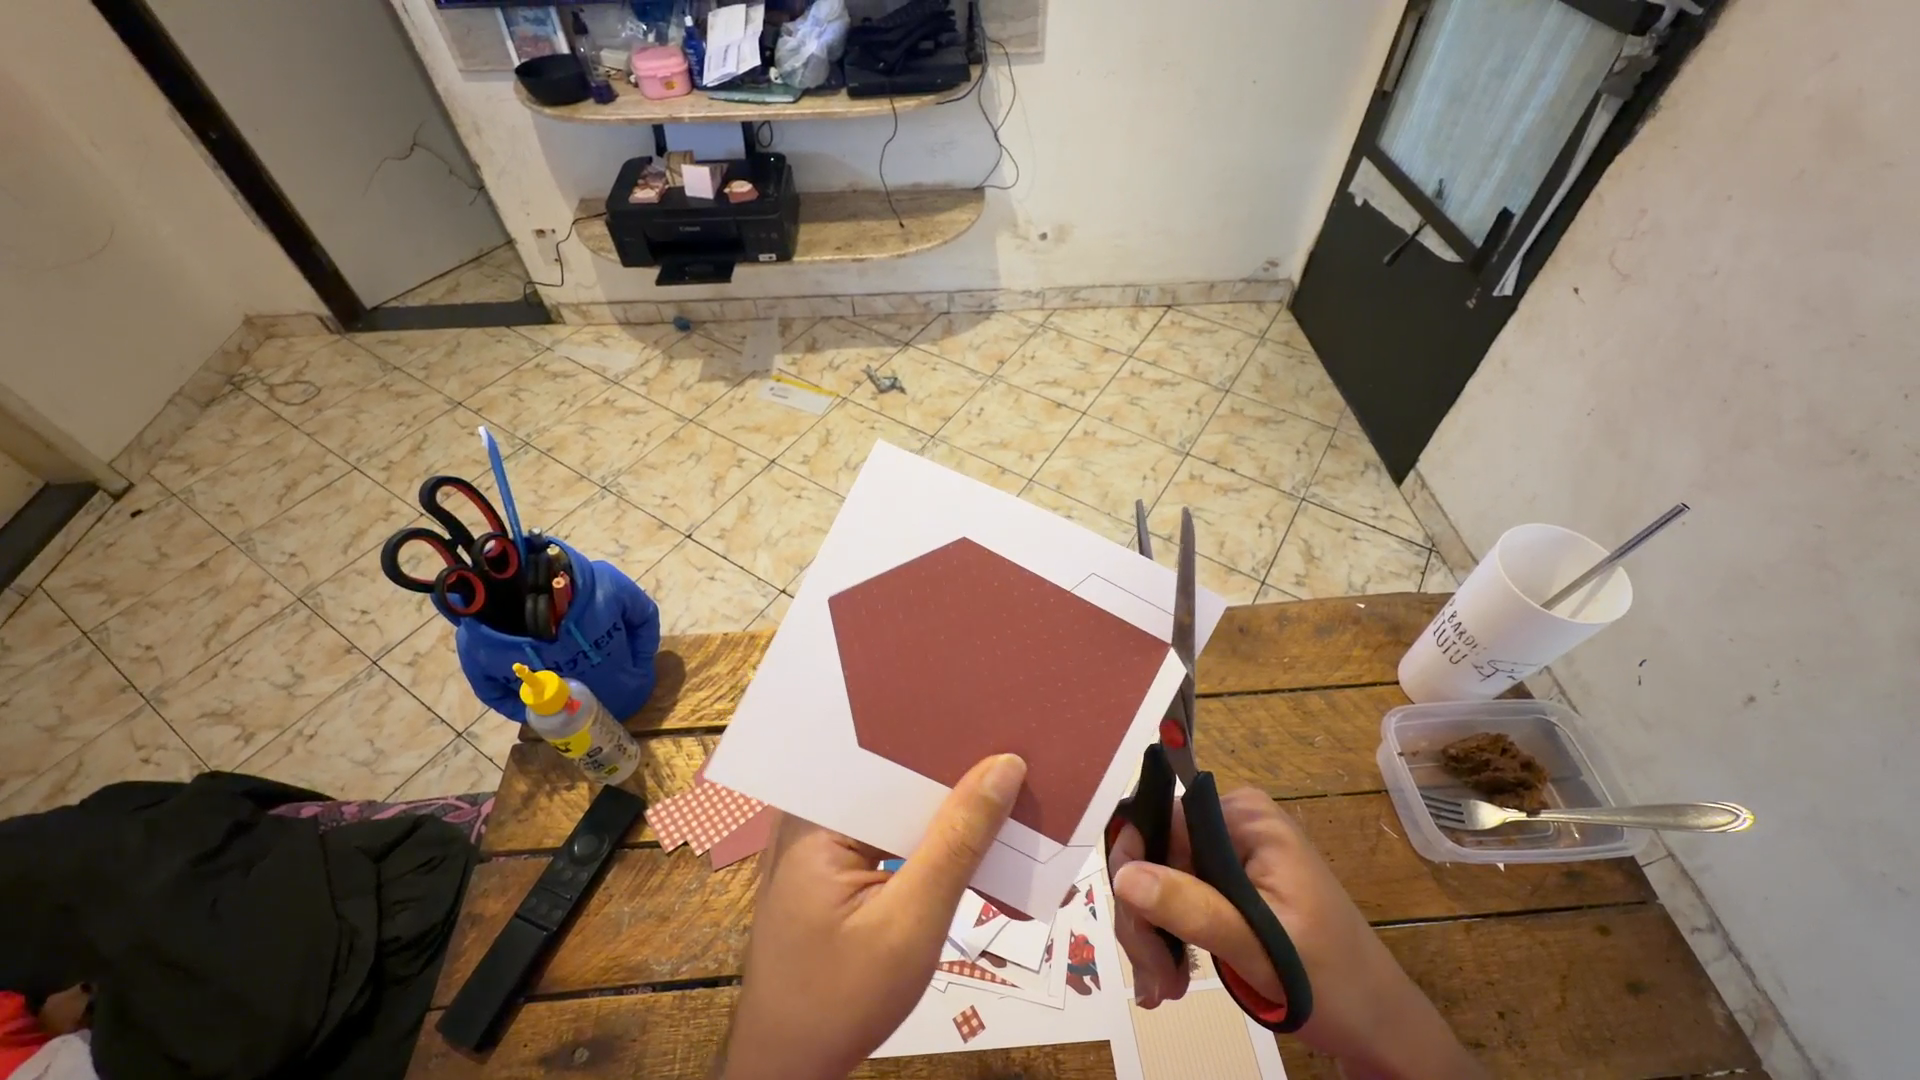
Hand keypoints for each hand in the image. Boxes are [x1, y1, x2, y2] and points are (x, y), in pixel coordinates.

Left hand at [718, 754, 1026, 1079]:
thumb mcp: (911, 921)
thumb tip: (1005, 766)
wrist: (789, 1072)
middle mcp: (811, 817)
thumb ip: (958, 841)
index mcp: (815, 816)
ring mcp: (819, 846)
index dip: (944, 739)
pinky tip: (971, 835)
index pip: (887, 756)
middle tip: (1016, 749)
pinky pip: (888, 836)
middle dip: (950, 770)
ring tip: (1005, 782)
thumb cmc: (841, 999)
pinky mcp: (833, 871)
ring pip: (895, 807)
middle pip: (892, 778)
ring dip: (943, 806)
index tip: (999, 721)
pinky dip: (927, 838)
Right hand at [1109, 788, 1482, 1079]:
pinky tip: (1169, 977)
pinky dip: (1165, 937)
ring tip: (1165, 989)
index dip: (1133, 873)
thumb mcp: (1259, 948)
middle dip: (1143, 918)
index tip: (1138, 936)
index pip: (1158, 822)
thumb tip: (1122, 876)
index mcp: (1243, 817)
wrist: (1379, 1024)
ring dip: (1152, 935)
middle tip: (1156, 981)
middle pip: (1152, 854)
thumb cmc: (1332, 982)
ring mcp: (1230, 851)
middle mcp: (1232, 822)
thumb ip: (1191, 907)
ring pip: (1155, 879)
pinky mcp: (1228, 880)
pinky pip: (1174, 895)